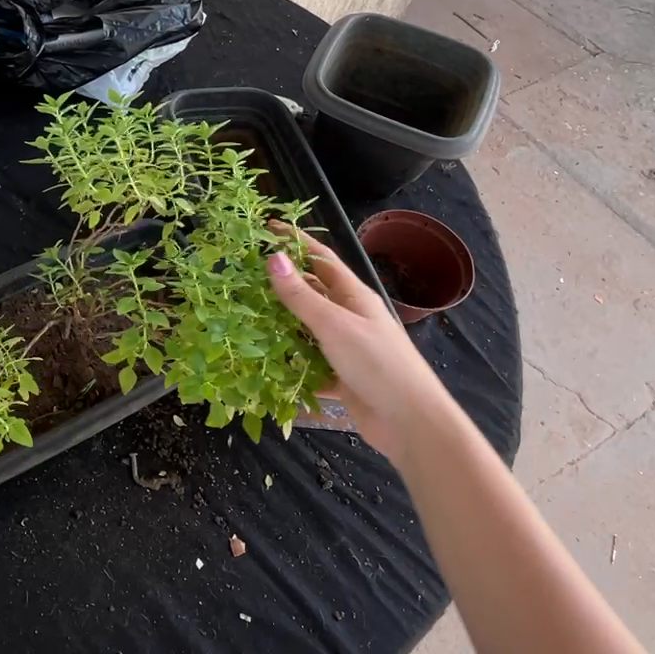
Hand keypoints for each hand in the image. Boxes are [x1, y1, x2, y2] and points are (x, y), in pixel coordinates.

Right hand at [266, 222, 453, 461]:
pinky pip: (308, 362)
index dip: (295, 241)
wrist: (411, 425)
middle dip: (280, 284)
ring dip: (280, 325)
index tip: (266, 228)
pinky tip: (263, 362)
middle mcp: (349, 317)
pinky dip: (289, 362)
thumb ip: (300, 295)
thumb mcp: (334, 325)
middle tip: (243, 277)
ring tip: (244, 317)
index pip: (320, 258)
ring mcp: (345, 347)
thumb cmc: (377, 364)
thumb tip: (272, 257)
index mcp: (353, 296)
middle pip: (310, 292)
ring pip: (305, 328)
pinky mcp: (340, 376)